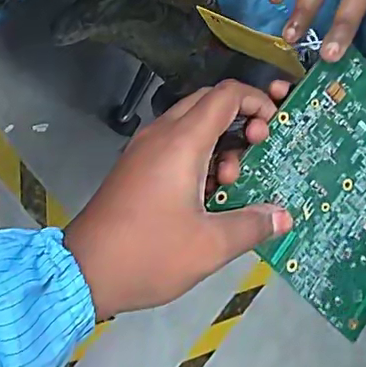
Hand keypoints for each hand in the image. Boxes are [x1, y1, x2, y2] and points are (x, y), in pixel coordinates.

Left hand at [66, 82, 292, 318]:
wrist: (82, 271)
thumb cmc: (148, 253)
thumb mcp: (209, 246)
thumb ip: (252, 225)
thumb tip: (283, 217)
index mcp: (182, 141)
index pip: (226, 95)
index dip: (257, 101)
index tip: (274, 126)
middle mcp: (162, 134)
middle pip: (209, 102)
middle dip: (241, 119)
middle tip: (257, 151)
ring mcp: (145, 147)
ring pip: (192, 122)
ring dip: (219, 140)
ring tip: (229, 180)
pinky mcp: (136, 164)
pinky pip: (175, 141)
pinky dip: (198, 153)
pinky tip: (206, 192)